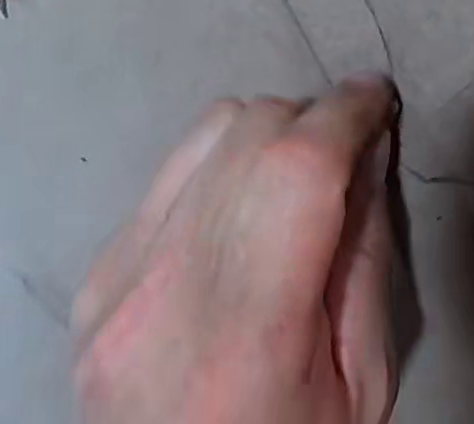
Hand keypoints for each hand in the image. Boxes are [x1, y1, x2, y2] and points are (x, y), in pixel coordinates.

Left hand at [71, 77, 399, 423]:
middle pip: (251, 130)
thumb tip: (368, 147)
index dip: (344, 112)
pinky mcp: (97, 274)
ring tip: (295, 177)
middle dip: (314, 120)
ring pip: (211, 130)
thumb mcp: (362, 379)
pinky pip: (175, 169)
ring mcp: (117, 277)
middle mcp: (162, 289)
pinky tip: (242, 207)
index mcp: (243, 332)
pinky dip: (224, 163)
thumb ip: (366, 251)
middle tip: (345, 153)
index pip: (297, 168)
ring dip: (269, 132)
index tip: (377, 95)